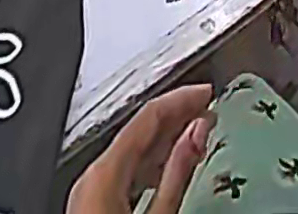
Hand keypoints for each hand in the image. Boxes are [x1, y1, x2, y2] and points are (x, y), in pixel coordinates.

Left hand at [67, 84, 213, 213]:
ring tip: (198, 133)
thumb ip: (179, 171)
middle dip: (177, 116)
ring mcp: (89, 191)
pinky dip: (152, 160)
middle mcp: (92, 175)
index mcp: (103, 171)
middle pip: (140, 129)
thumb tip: (198, 130)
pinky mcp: (92, 206)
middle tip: (208, 111)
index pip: (148, 114)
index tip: (207, 94)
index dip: (181, 99)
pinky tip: (170, 164)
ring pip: (133, 148)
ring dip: (167, 137)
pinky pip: (126, 169)